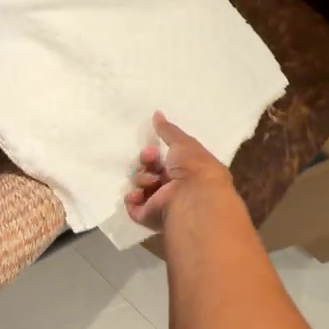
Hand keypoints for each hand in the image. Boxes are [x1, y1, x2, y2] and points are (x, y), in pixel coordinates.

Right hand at [126, 112, 238, 231]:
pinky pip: (132, 205)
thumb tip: (157, 113)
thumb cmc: (195, 169)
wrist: (195, 199)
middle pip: (148, 171)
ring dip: (141, 179)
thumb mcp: (184, 144)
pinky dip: (133, 198)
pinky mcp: (148, 216)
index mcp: (185, 173)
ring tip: (150, 182)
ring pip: (140, 185)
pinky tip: (139, 194)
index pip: (162, 161)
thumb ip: (169, 131)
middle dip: (145, 164)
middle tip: (149, 162)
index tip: (152, 151)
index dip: (153, 154)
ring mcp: (160, 203)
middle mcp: (173, 188)